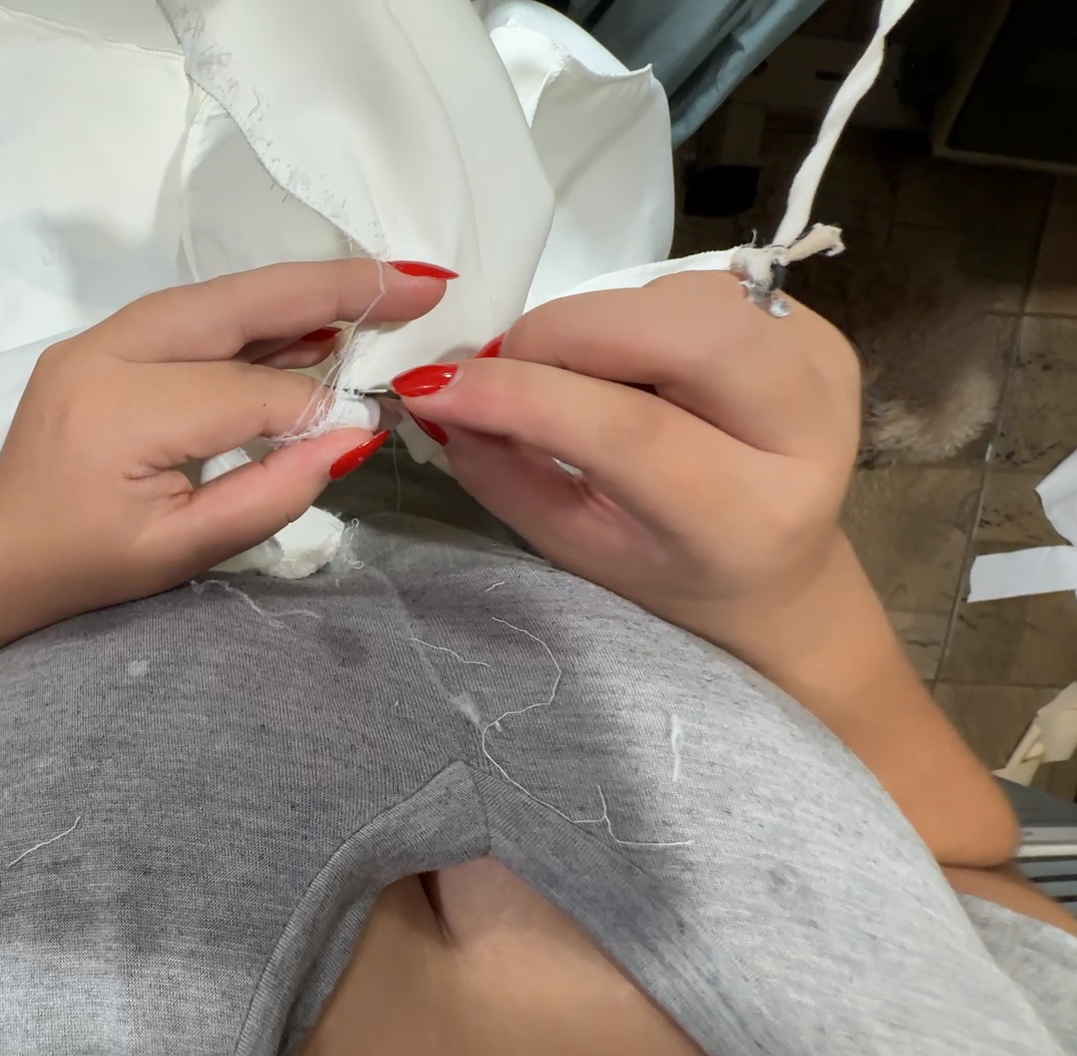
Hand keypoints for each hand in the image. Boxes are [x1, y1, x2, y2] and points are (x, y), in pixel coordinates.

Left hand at [0, 258, 450, 638]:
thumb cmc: (84, 569)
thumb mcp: (182, 552)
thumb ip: (272, 494)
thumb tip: (356, 434)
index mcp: (122, 414)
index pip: (247, 394)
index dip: (313, 409)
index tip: (366, 425)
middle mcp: (103, 355)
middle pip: (234, 304)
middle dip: (334, 287)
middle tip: (421, 282)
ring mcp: (91, 342)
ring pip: (211, 299)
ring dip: (294, 293)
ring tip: (375, 293)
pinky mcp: (92, 346)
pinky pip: (184, 318)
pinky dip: (247, 318)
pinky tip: (298, 322)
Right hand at [393, 271, 859, 674]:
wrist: (772, 568)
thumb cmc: (655, 569)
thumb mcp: (566, 543)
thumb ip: (501, 473)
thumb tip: (440, 399)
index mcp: (743, 518)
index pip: (624, 430)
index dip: (515, 395)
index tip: (429, 388)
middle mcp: (810, 431)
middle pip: (680, 334)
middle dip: (557, 335)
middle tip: (499, 369)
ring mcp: (826, 365)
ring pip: (682, 298)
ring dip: (589, 324)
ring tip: (560, 377)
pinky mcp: (817, 326)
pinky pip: (695, 288)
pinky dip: (623, 314)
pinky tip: (614, 363)